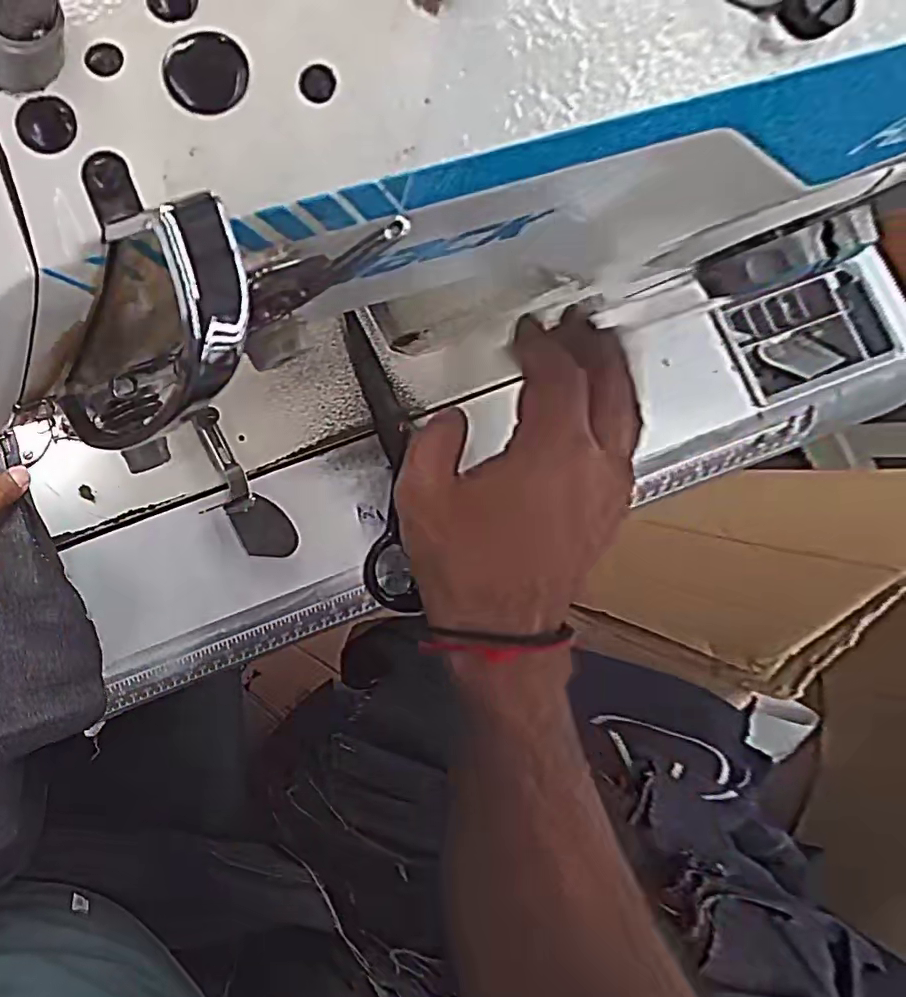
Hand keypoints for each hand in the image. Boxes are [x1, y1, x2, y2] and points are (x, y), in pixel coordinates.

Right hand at [396, 307, 641, 636]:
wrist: (500, 619)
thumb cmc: (465, 566)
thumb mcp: (420, 496)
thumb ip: (432, 444)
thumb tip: (447, 422)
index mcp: (548, 453)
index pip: (558, 379)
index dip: (542, 347)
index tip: (528, 334)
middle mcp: (592, 463)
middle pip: (610, 385)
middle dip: (594, 347)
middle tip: (577, 325)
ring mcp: (608, 486)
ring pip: (628, 412)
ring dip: (612, 376)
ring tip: (595, 356)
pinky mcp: (608, 507)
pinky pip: (623, 442)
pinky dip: (613, 412)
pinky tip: (595, 415)